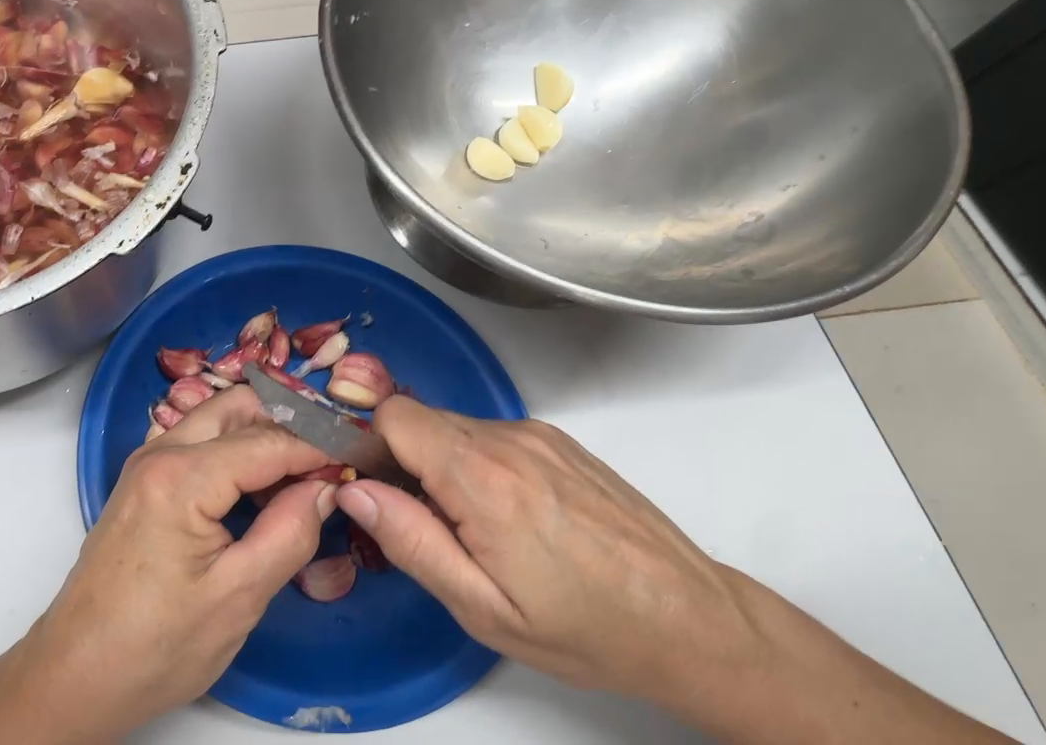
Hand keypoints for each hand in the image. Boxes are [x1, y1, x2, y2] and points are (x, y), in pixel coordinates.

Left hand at [0, 385, 336, 744]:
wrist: (79, 671)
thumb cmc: (157, 644)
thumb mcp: (238, 596)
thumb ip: (290, 532)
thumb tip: (327, 485)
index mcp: (181, 476)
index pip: (268, 441)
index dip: (319, 447)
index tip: (362, 455)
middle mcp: (158, 453)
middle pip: (237, 408)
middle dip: (288, 423)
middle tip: (335, 456)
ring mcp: (145, 464)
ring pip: (215, 420)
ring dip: (261, 434)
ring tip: (307, 472)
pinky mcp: (143, 483)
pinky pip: (196, 443)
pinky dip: (233, 450)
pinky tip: (262, 486)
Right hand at [335, 398, 756, 703]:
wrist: (693, 622)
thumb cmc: (585, 629)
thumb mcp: (483, 607)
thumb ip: (411, 541)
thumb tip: (352, 490)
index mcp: (482, 478)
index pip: (393, 417)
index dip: (369, 446)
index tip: (372, 490)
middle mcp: (508, 439)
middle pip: (421, 420)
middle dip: (402, 461)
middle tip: (421, 522)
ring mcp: (538, 435)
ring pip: (455, 428)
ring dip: (441, 464)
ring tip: (472, 529)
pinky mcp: (560, 441)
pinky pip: (491, 436)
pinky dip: (477, 463)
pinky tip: (509, 516)